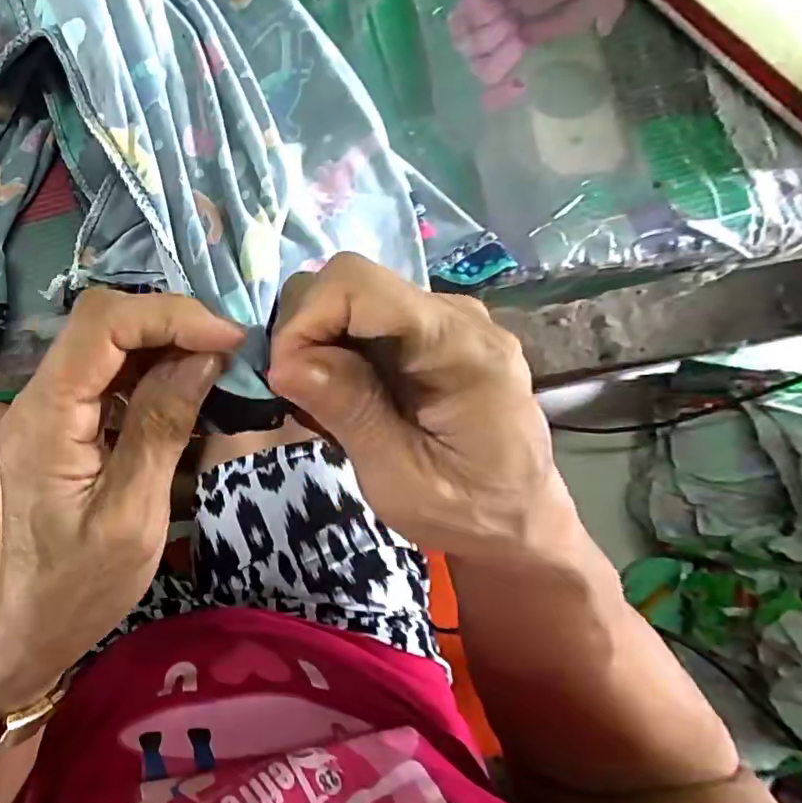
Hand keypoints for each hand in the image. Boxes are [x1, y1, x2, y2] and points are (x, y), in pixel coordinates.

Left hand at [0, 290, 243, 709]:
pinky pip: (106, 374)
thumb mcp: (133, 513)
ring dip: (163, 343)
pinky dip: (149, 370)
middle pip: (100, 323)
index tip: (229, 339)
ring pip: (106, 342)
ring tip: (217, 366)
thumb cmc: (82, 583)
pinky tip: (185, 388)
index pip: (101, 325)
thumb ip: (162, 426)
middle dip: (167, 323)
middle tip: (227, 351)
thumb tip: (205, 355)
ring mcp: (48, 407)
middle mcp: (39, 397)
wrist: (36, 620)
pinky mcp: (63, 421)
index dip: (168, 316)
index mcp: (47, 415)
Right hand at [266, 253, 573, 561]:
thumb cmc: (465, 512)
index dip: (304, 319)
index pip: (357, 285)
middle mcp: (454, 316)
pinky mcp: (426, 331)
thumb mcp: (398, 478)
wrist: (518, 523)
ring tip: (317, 398)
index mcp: (459, 348)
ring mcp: (442, 319)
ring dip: (312, 339)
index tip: (285, 377)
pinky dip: (329, 345)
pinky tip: (338, 391)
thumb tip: (284, 364)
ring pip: (345, 294)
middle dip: (302, 329)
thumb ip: (349, 413)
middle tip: (296, 392)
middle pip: (346, 280)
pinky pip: (359, 315)